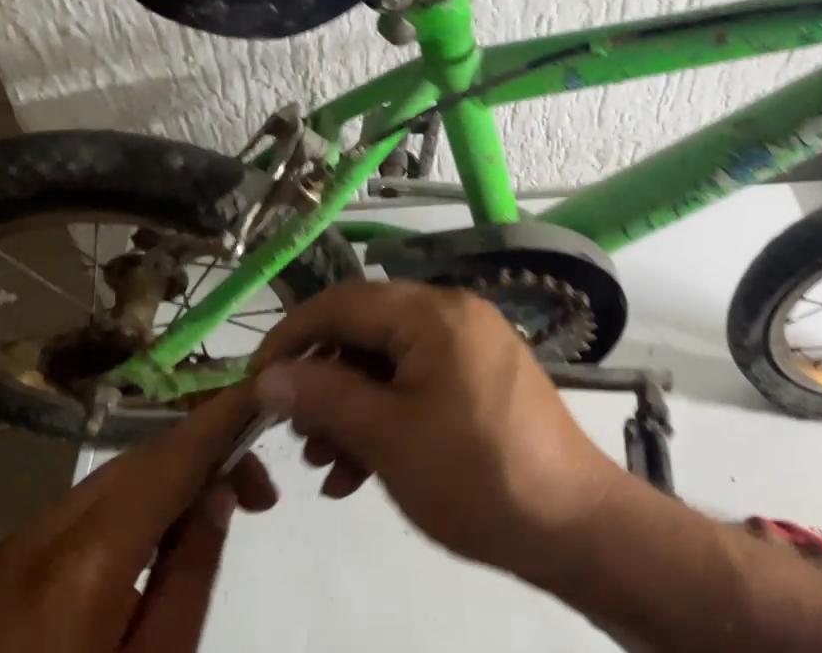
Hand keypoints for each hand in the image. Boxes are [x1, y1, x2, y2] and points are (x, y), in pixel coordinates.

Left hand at [0, 385, 277, 651]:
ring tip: (219, 515)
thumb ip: (191, 573)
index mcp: (84, 563)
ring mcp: (12, 551)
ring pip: (113, 480)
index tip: (266, 389)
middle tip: (263, 497)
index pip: (168, 460)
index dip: (221, 418)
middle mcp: (41, 536)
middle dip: (207, 456)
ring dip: (172, 479)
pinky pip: (85, 509)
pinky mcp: (0, 569)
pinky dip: (135, 502)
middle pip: (141, 461)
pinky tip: (160, 536)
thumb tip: (217, 492)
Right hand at [249, 280, 624, 578]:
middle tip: (294, 434)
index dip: (291, 338)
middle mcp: (455, 316)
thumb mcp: (386, 435)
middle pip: (366, 332)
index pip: (343, 302)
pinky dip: (386, 418)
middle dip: (322, 383)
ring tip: (325, 466)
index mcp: (434, 313)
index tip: (254, 383)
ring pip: (390, 365)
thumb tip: (270, 375)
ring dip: (349, 409)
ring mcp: (473, 348)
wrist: (567, 520)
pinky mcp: (482, 381)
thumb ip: (324, 396)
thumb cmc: (472, 472)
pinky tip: (359, 473)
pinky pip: (419, 385)